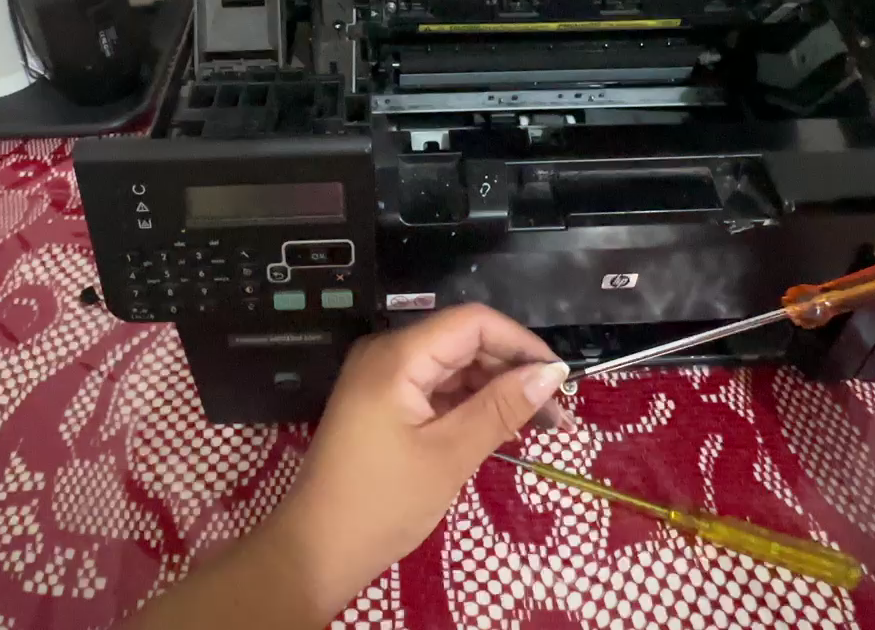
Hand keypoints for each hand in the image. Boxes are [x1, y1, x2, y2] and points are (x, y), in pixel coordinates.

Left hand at [261, 304, 568, 613]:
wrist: (315, 550)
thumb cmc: (381, 502)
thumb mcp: (449, 455)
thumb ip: (500, 408)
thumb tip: (551, 372)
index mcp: (398, 354)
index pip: (472, 323)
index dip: (519, 342)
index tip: (559, 377)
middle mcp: (388, 352)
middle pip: (463, 342)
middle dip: (512, 370)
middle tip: (555, 413)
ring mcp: (384, 375)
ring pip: (453, 365)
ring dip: (495, 389)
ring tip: (540, 424)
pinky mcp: (384, 399)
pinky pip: (436, 386)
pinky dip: (470, 403)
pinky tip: (501, 427)